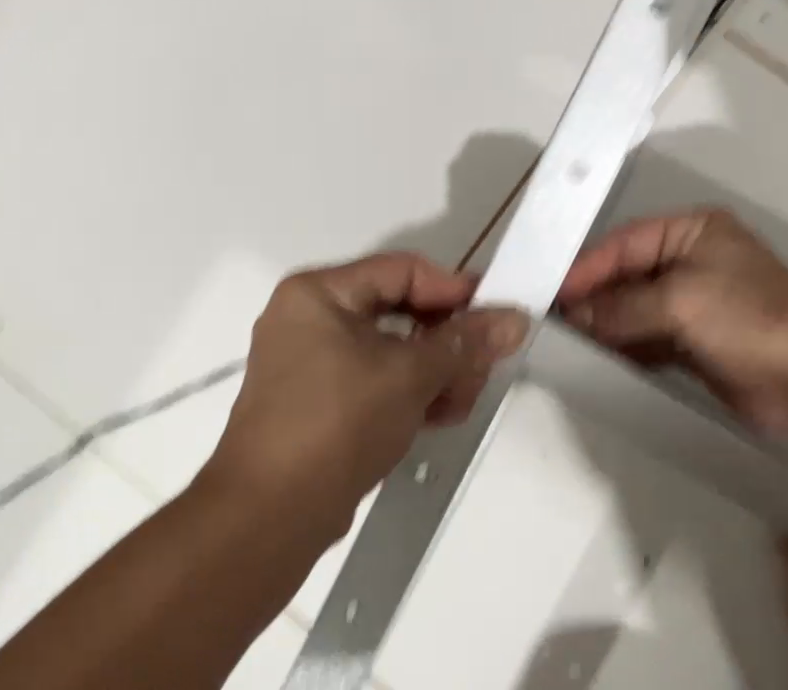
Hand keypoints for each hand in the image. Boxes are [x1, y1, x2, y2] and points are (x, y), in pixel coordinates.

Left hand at [205, 253, 527, 535]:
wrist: (270, 515)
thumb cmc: (338, 423)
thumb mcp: (411, 375)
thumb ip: (466, 342)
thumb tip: (517, 317)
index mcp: (319, 293)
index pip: (403, 271)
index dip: (455, 289)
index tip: (497, 313)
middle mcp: (310, 318)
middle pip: (401, 311)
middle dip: (448, 342)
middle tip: (483, 367)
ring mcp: (312, 363)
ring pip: (393, 350)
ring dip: (435, 372)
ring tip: (462, 401)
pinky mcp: (320, 402)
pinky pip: (376, 380)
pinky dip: (410, 393)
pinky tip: (440, 416)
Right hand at [558, 209, 787, 436]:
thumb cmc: (748, 316)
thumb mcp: (681, 300)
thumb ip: (623, 306)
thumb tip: (574, 314)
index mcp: (693, 232)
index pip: (626, 242)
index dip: (588, 266)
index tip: (550, 291)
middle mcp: (691, 261)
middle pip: (628, 275)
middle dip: (593, 297)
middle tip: (549, 320)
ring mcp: (695, 304)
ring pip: (636, 310)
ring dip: (605, 325)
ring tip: (563, 342)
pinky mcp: (697, 344)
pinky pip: (649, 340)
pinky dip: (625, 349)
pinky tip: (596, 361)